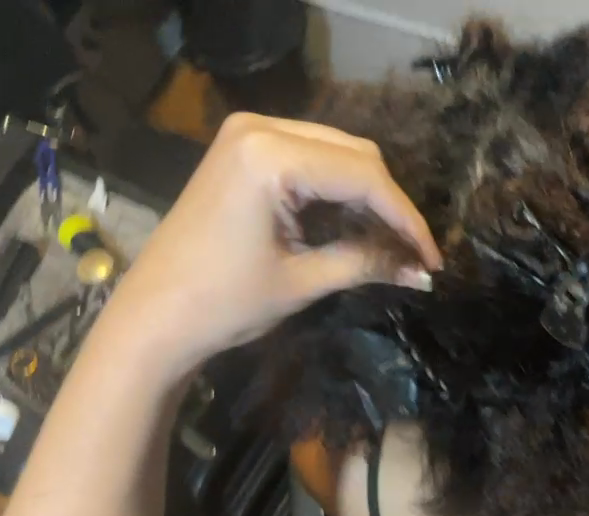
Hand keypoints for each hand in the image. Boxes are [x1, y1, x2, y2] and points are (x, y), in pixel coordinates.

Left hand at [89, 113, 441, 379]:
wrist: (156, 316)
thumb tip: (422, 271)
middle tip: (414, 254)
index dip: (406, 219)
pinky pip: (310, 159)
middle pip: (355, 154)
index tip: (432, 259)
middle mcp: (260, 127)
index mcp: (270, 156)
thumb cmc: (224, 303)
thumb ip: (366, 264)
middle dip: (390, 205)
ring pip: (337, 152)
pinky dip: (339, 191)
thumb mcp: (303, 282)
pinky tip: (356, 225)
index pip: (363, 176)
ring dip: (368, 196)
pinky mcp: (243, 151)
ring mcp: (248, 135)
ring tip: (391, 245)